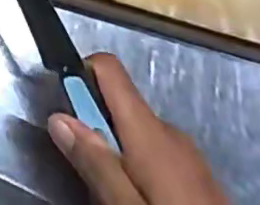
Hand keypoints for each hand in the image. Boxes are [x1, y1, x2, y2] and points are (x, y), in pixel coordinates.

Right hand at [49, 53, 227, 204]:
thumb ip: (95, 163)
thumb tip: (58, 117)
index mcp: (150, 130)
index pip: (109, 69)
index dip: (79, 75)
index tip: (63, 107)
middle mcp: (171, 132)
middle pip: (117, 106)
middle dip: (95, 131)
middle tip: (88, 176)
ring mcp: (190, 155)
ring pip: (135, 134)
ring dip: (116, 154)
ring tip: (115, 197)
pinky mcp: (200, 178)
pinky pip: (156, 155)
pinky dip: (138, 168)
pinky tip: (141, 202)